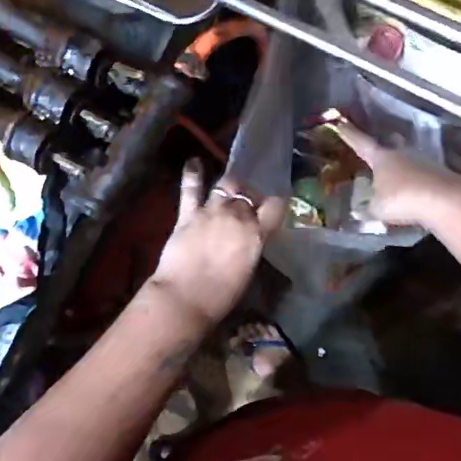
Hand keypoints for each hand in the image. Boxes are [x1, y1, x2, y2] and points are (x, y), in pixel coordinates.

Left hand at [145, 161, 286, 325]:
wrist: (185, 298)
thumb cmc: (220, 296)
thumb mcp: (248, 271)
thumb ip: (251, 248)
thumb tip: (250, 239)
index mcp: (257, 234)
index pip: (276, 206)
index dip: (274, 205)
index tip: (272, 209)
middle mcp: (237, 216)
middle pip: (249, 196)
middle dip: (250, 198)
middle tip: (246, 207)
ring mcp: (212, 212)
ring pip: (227, 185)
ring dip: (230, 187)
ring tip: (230, 190)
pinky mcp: (188, 214)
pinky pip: (191, 188)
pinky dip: (193, 174)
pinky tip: (194, 162)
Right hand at [331, 121, 460, 228]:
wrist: (446, 200)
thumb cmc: (403, 199)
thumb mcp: (378, 209)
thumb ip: (367, 209)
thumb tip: (359, 212)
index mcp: (381, 157)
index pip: (361, 142)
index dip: (350, 134)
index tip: (341, 123)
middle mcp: (401, 153)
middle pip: (390, 142)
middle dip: (383, 143)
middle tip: (376, 147)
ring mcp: (422, 160)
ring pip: (407, 157)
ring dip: (400, 164)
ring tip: (394, 174)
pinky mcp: (438, 172)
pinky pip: (420, 172)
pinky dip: (414, 178)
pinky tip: (412, 189)